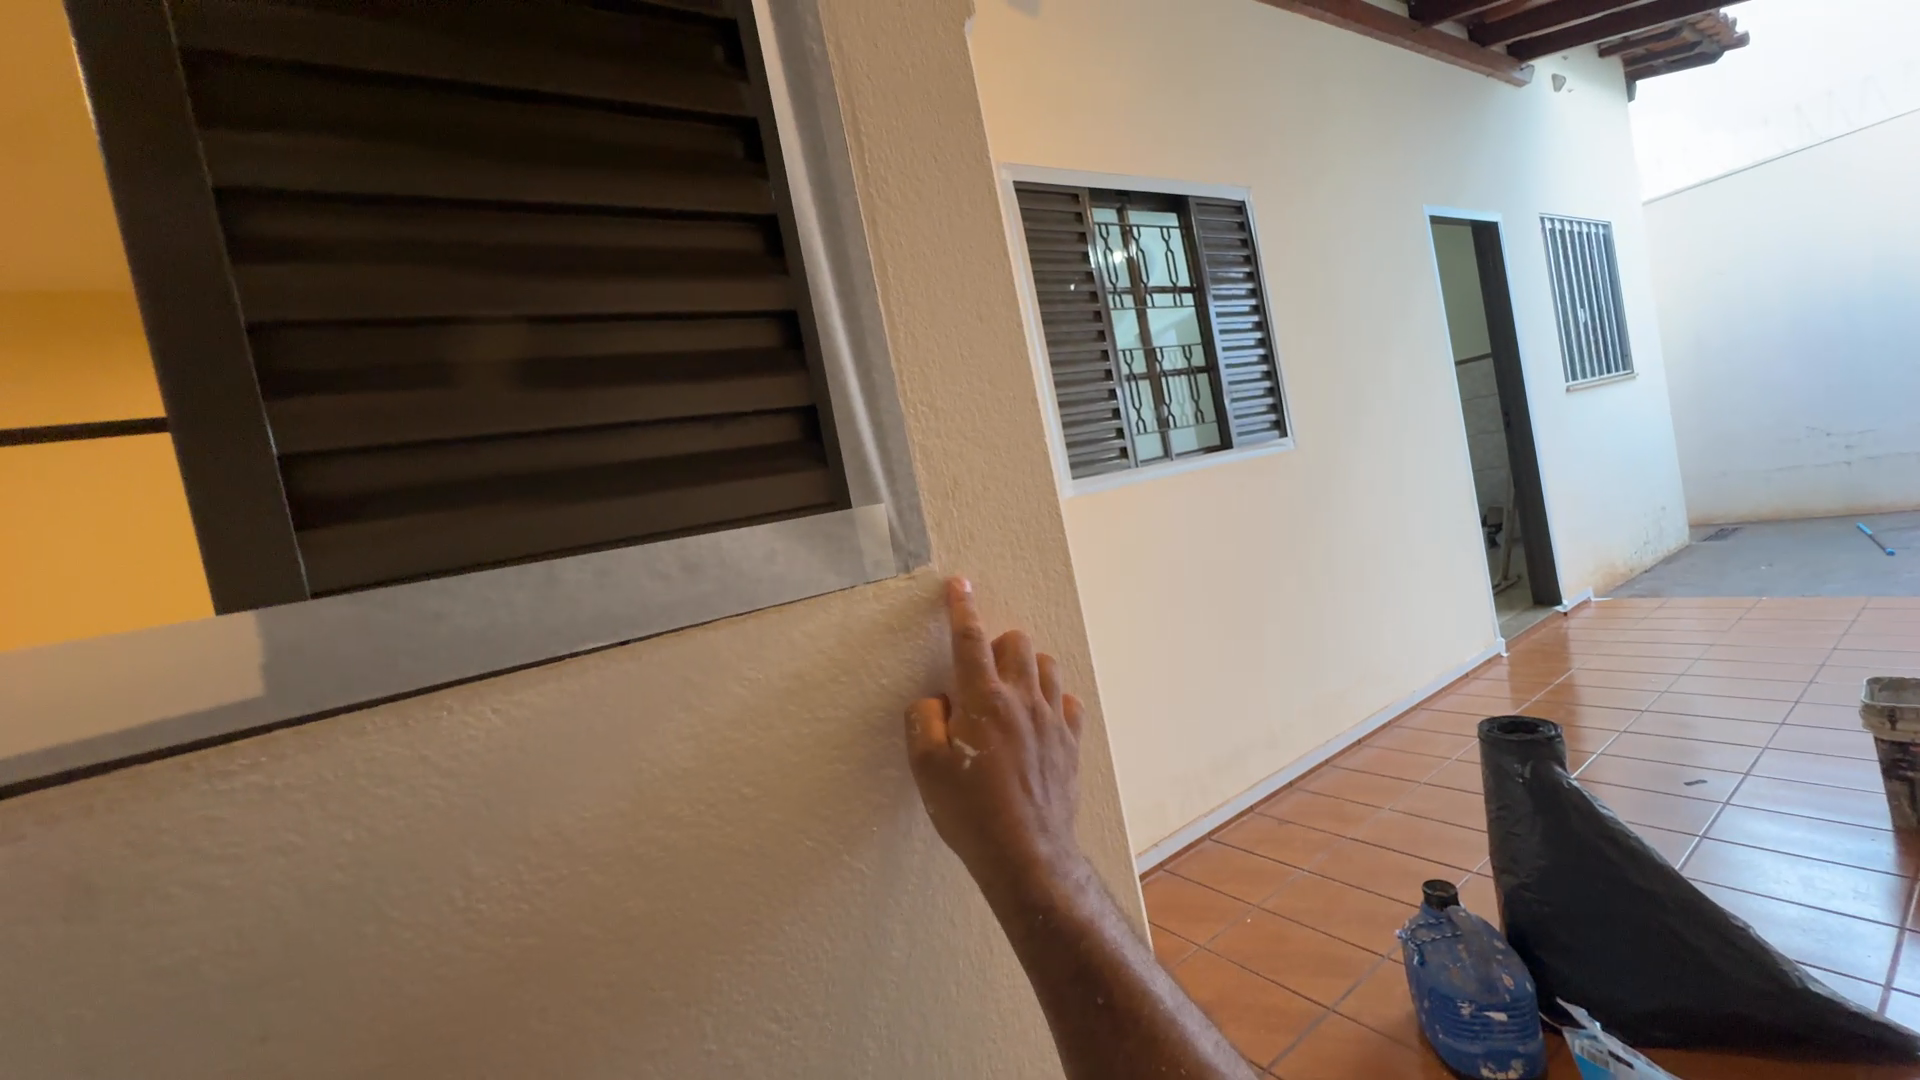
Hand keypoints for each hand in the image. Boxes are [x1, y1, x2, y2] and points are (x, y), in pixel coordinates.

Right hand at [906, 577, 1086, 897]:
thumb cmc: (971, 813)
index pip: (970, 638)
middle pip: (1017, 641)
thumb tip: (933, 700)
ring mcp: (1051, 719)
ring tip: (1009, 690)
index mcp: (983, 700)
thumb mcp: (925, 768)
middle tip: (979, 672)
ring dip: (1026, 666)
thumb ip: (923, 721)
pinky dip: (1052, 698)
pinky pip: (1068, 701)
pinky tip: (1037, 717)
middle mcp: (1022, 699)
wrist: (1027, 854)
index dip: (961, 607)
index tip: (959, 585)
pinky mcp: (1070, 741)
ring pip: (1047, 664)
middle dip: (997, 643)